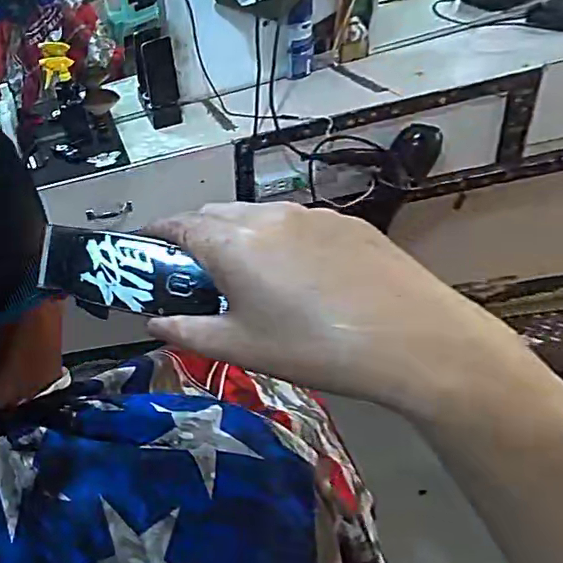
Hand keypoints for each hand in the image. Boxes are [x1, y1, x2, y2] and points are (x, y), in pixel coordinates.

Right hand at [144, 203, 545, 422]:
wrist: (415, 340)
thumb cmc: (314, 348)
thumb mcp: (242, 348)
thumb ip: (188, 331)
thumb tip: (155, 322)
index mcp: (232, 243)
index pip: (177, 225)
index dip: (155, 235)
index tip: (146, 250)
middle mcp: (266, 215)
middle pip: (214, 214)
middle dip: (195, 235)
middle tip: (197, 273)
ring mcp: (311, 214)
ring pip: (256, 215)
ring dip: (238, 234)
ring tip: (250, 275)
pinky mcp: (346, 222)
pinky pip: (296, 221)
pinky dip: (279, 238)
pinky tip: (300, 275)